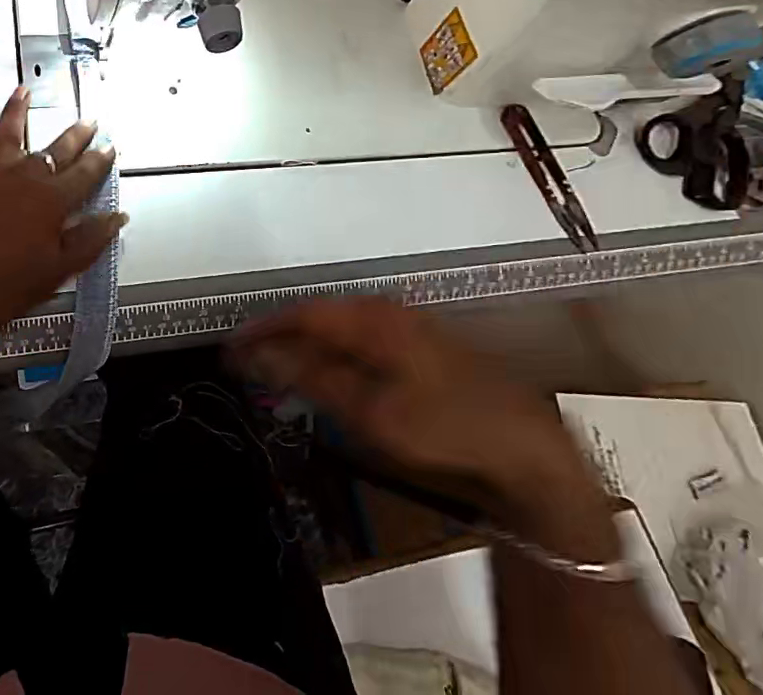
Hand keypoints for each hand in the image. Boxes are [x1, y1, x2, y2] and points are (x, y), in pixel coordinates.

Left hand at [0, 88, 125, 355]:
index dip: (99, 160)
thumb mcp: (55, 272)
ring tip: (23, 91)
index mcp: (49, 200)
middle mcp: (18, 178)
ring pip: (4, 134)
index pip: (84, 173)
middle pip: (54, 149)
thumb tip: (114, 220)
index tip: (108, 149)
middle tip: (87, 122)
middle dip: (74, 135)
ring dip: (16, 111)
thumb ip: (89, 241)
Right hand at [231, 298, 598, 521]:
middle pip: (317, 315)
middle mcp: (386, 312)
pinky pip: (360, 335)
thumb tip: (259, 355)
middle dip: (280, 334)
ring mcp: (408, 324)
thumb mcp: (368, 409)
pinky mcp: (422, 343)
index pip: (299, 314)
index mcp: (370, 320)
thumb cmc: (445, 427)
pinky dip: (334, 349)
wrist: (531, 450)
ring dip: (307, 342)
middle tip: (250, 357)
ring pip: (339, 324)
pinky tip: (330, 368)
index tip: (231, 345)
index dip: (261, 329)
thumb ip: (309, 377)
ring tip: (281, 364)